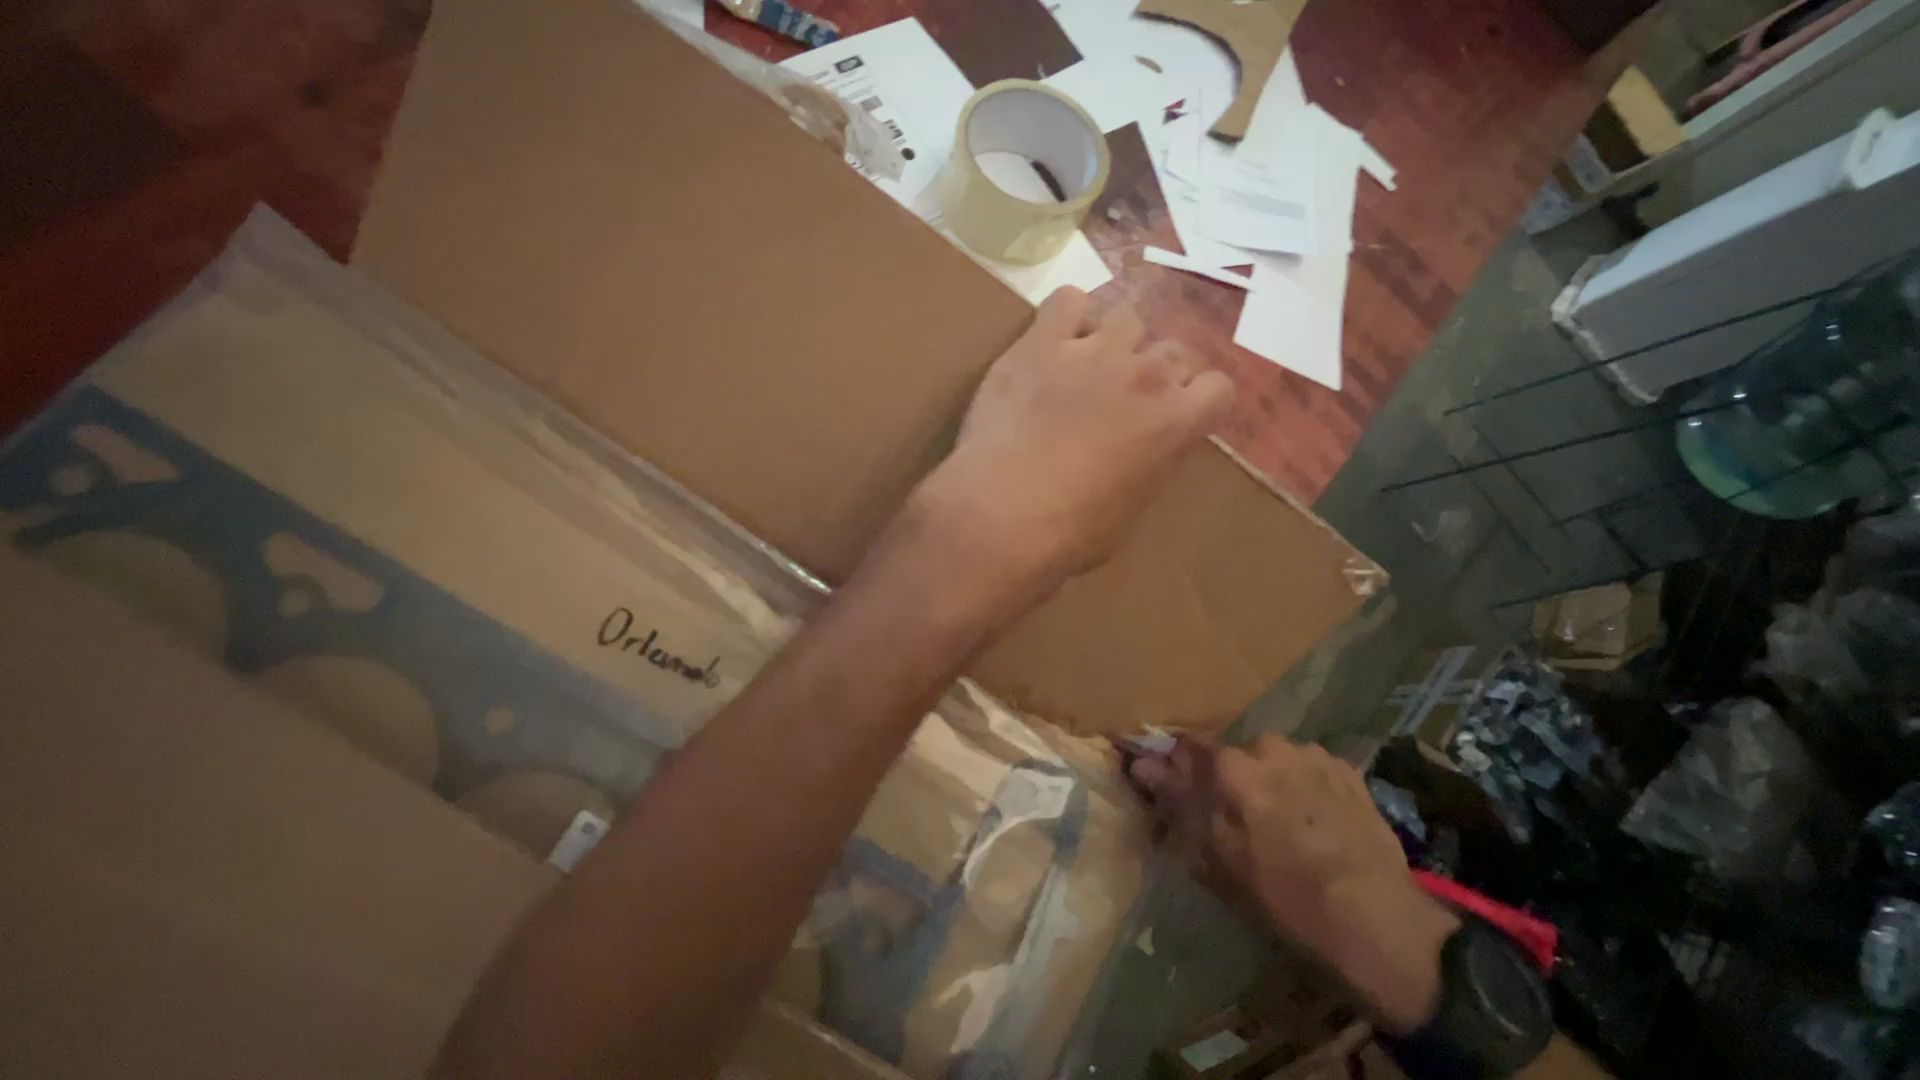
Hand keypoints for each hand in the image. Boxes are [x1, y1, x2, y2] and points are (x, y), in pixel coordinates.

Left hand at [909, 287, 1232, 609]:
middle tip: (1127, 395)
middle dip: (1158, 370)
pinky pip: (1067, 299)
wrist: (1005, 512)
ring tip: (1088, 363)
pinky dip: (1066, 315)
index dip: (1197, 399)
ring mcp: (1094, 351)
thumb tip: (1142, 453)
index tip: (1178, 412)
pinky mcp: (1041, 341)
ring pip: (1127, 316)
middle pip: (1174, 349)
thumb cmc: (1072, 533)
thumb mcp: (1131, 511)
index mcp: (1177, 423)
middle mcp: (1146, 375)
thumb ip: (1148, 466)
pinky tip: (1053, 339)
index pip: (1217, 387)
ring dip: (1115, 338)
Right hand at [1130, 736, 1458, 1031]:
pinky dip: (1304, 788)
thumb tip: (1143, 763)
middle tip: (1236, 820)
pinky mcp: (1350, 772)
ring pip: (1277, 760)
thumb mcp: (1221, 856)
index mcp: (1235, 766)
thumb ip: (1181, 801)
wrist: (1376, 915)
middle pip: (1237, 754)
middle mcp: (1273, 747)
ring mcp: (1317, 756)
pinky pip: (1310, 770)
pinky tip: (1313, 823)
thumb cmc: (1285, 893)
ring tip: (1281, 823)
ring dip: (1270, 781)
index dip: (1181, 769)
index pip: (1192, 748)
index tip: (1178, 791)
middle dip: (1231, 779)